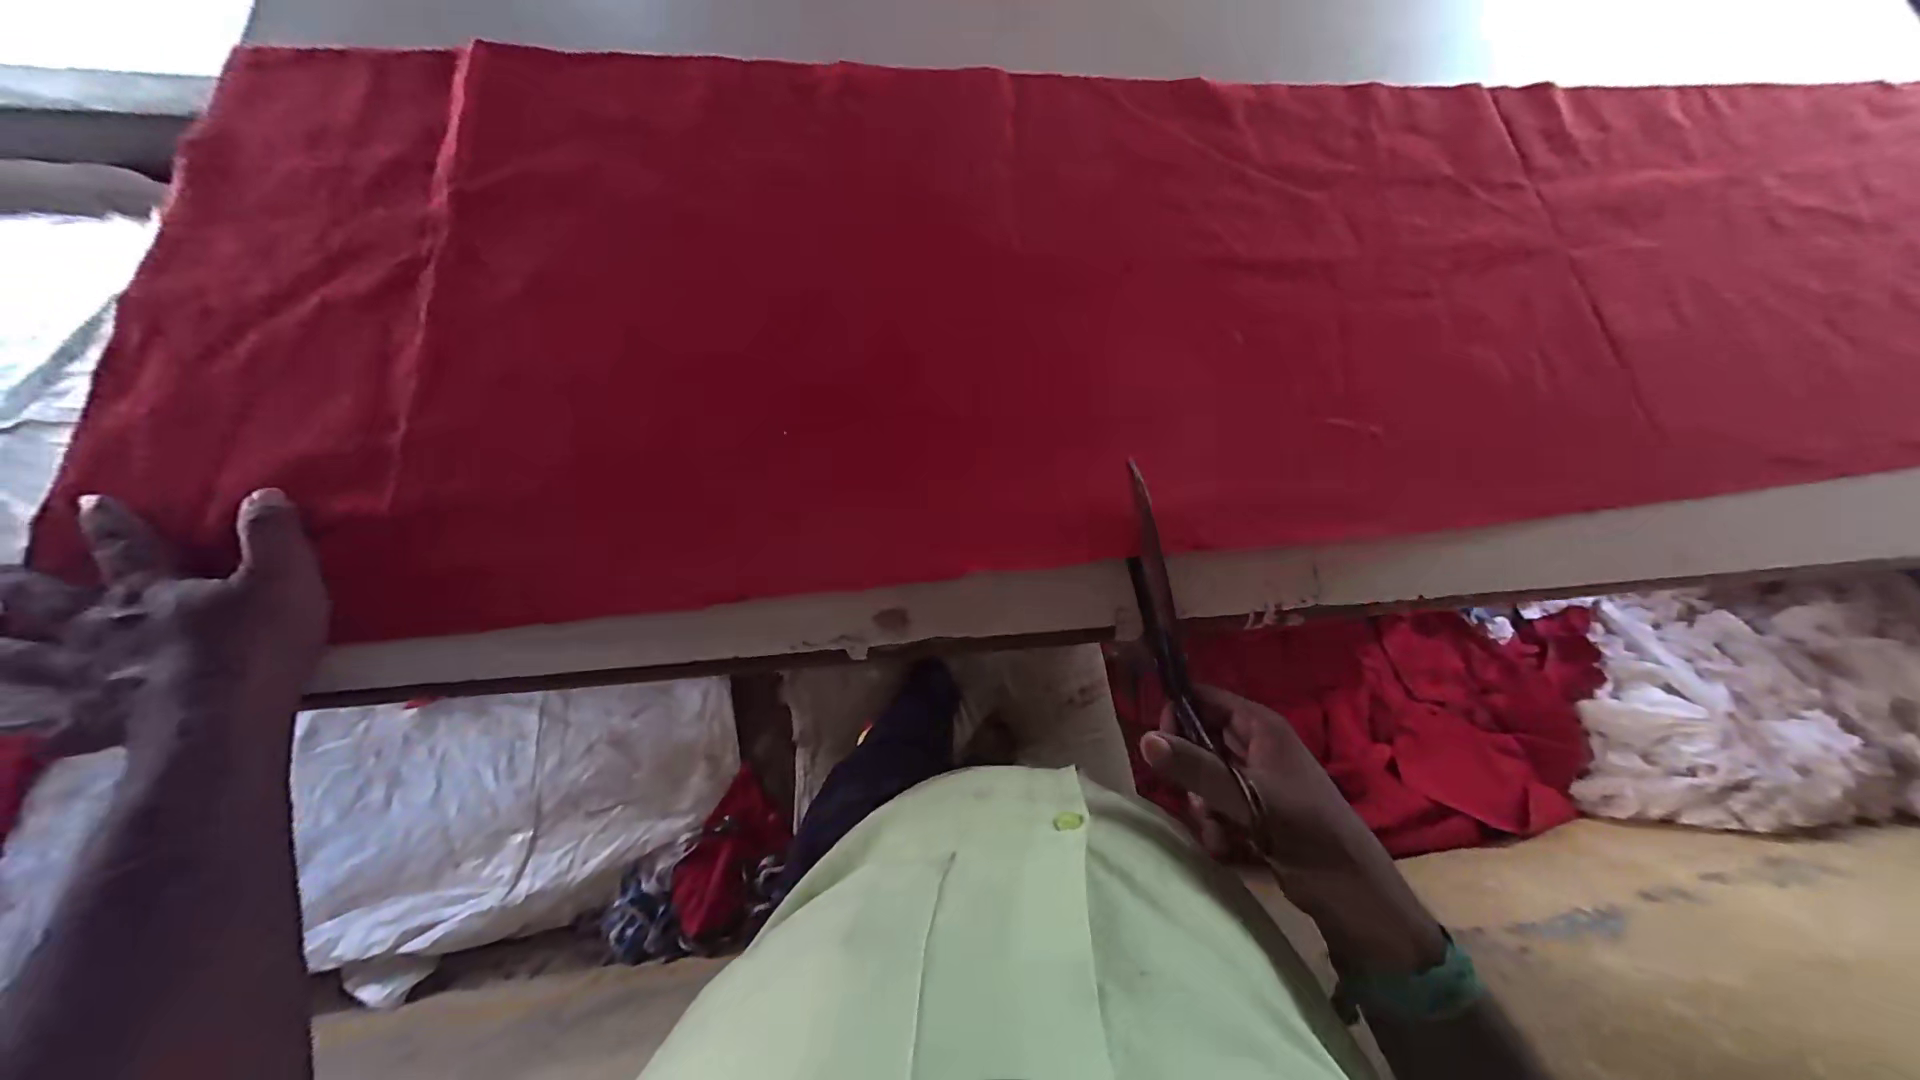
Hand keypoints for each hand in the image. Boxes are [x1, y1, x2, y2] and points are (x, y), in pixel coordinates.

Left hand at [0, 490, 326, 769]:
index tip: (87, 502)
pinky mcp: (91, 723)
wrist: (217, 722)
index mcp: (147, 593)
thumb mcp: (285, 581)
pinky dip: (40, 731)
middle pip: (40, 601)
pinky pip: (52, 729)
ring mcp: (87, 678)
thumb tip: (263, 495)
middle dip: (10, 587)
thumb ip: (273, 538)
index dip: (110, 525)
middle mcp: (100, 629)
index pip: (126, 548)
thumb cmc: (254, 646)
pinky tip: (37, 736)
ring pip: (18, 661)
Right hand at [1141, 685, 1446, 974]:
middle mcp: (1256, 745)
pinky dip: (1216, 825)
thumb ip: (1194, 767)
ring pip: (1205, 776)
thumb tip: (1145, 738)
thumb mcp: (1244, 795)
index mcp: (1261, 726)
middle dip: (1190, 771)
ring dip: (1202, 804)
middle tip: (1194, 795)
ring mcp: (1256, 778)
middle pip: (1199, 738)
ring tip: (1216, 828)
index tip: (1160, 744)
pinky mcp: (1255, 809)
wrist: (1349, 889)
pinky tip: (1226, 846)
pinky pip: (1217, 804)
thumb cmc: (1303, 828)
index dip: (1178, 714)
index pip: (1204, 698)